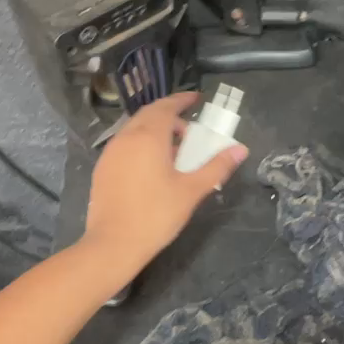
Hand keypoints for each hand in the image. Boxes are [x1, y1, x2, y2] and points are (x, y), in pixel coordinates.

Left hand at [80, 92, 247, 278]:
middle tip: (190, 130)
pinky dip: (141, 143)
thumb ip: (216, 167)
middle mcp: (126, 138)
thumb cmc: (156, 216)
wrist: (113, 244)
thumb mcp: (192, 191)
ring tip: (174, 150)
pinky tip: (152, 166)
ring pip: (134, 129)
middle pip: (148, 115)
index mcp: (148, 137)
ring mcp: (110, 153)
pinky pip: (124, 144)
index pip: (166, 107)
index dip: (182, 100)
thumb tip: (240, 149)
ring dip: (154, 130)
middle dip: (169, 115)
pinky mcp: (103, 168)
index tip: (196, 99)